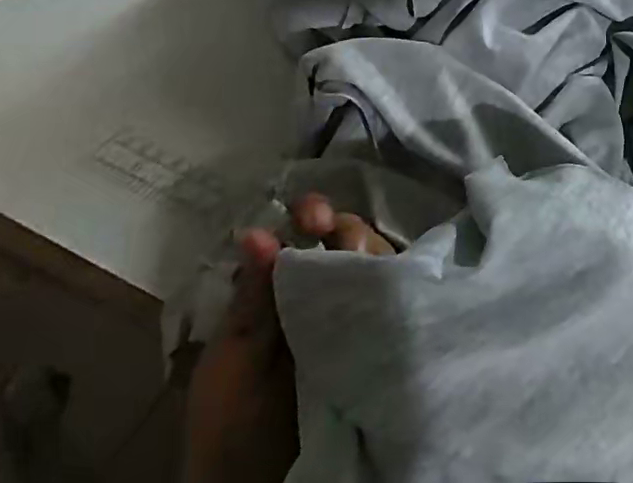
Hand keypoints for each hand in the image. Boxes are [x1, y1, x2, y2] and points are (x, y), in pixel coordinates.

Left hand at [182, 196, 394, 482]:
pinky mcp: (377, 352)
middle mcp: (321, 298)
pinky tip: (399, 282)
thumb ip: (252, 295)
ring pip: (374, 270)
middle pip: (345, 245)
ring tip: (362, 256)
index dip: (312, 216)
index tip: (312, 214)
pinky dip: (400, 290)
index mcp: (281, 291)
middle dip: (347, 229)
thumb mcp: (234, 355)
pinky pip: (395, 310)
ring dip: (372, 254)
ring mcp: (351, 324)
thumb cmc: (232, 418)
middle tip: (341, 236)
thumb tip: (255, 231)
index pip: (304, 238)